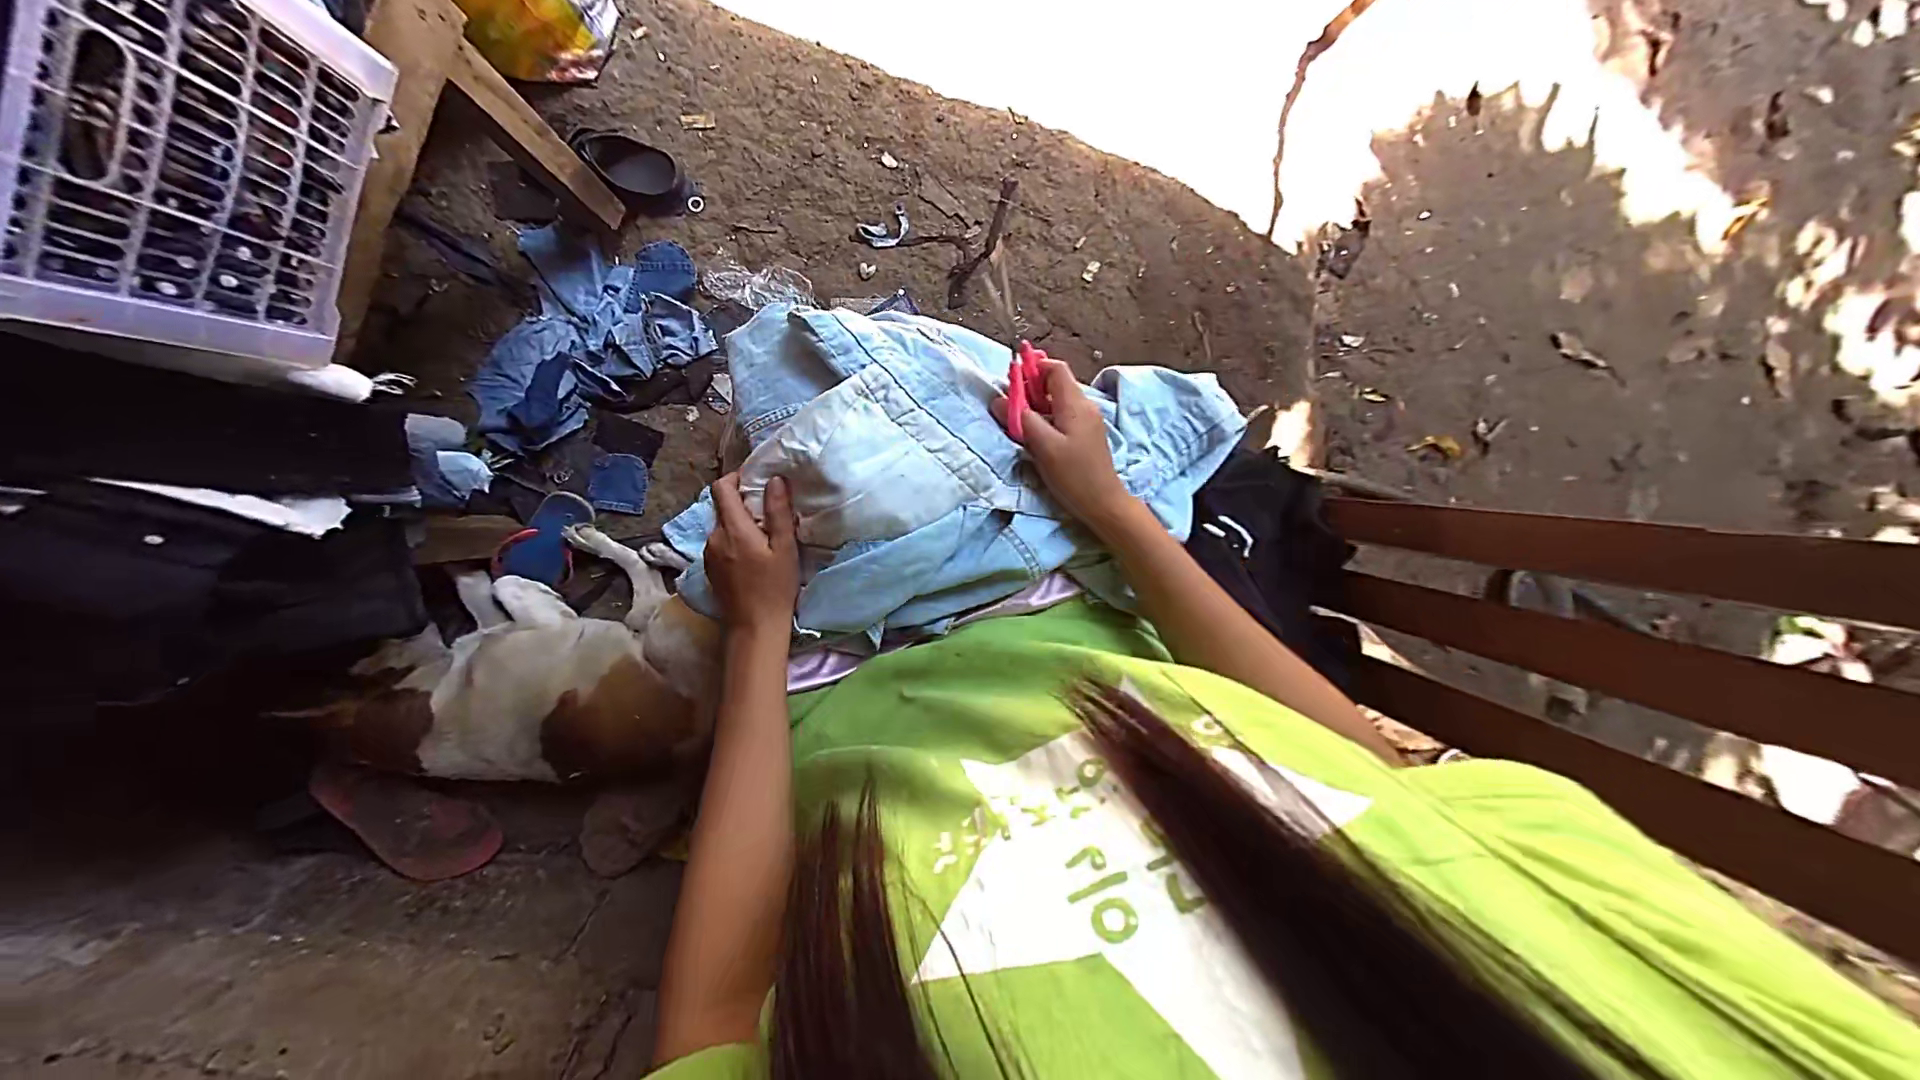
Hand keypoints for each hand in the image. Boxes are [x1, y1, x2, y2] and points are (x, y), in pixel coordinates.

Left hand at [707, 473, 798, 632]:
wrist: (754, 628)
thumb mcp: (785, 548)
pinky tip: (753, 553)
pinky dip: (735, 539)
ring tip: (765, 534)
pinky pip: (721, 542)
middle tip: (770, 509)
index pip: (721, 488)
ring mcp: (709, 554)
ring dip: (740, 523)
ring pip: (723, 526)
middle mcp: (714, 537)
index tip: (757, 480)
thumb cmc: (775, 588)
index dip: (736, 477)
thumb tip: (775, 480)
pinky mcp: (710, 568)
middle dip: (743, 502)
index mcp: (733, 529)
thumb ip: (778, 512)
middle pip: (723, 507)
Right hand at [992, 359, 1136, 534]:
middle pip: (1055, 384)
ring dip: (1035, 406)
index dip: (1032, 368)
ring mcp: (1086, 421)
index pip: (1055, 369)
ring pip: (1056, 402)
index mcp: (1075, 404)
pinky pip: (1062, 417)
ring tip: (1017, 421)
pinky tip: (1034, 435)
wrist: (1103, 504)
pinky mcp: (1084, 436)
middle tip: (1009, 405)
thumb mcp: (1043, 447)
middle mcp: (1084, 406)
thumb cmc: (1074, 475)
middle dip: (1030, 389)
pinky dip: (1045, 419)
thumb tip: (1000, 400)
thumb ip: (1022, 420)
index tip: (1011, 380)